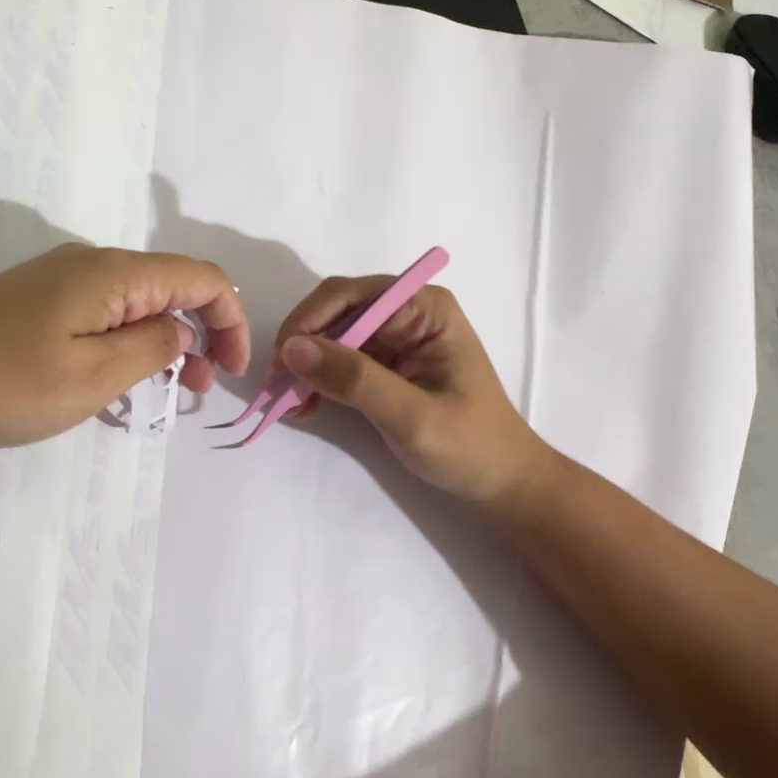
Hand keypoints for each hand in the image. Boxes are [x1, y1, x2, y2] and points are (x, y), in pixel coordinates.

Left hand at [0, 245, 248, 448]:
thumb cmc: (5, 381)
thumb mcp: (92, 377)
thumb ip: (151, 348)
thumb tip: (182, 330)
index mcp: (113, 274)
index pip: (200, 277)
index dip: (231, 319)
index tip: (235, 372)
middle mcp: (90, 263)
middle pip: (170, 285)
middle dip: (200, 333)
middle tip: (201, 392)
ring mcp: (59, 279)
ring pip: (135, 301)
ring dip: (163, 341)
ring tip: (166, 391)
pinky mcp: (36, 299)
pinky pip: (102, 312)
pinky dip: (126, 341)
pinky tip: (116, 378)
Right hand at [273, 277, 548, 503]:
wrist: (500, 483)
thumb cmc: (468, 446)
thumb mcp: (411, 416)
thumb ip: (355, 379)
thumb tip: (293, 349)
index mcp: (424, 308)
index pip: (349, 295)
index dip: (308, 322)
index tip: (281, 362)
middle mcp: (407, 311)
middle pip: (334, 311)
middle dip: (302, 346)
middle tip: (277, 388)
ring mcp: (395, 336)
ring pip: (330, 336)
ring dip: (304, 366)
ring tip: (288, 403)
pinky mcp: (385, 362)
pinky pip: (338, 359)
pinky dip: (317, 380)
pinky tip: (304, 406)